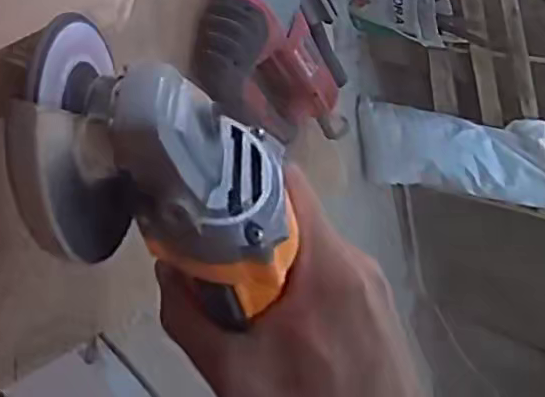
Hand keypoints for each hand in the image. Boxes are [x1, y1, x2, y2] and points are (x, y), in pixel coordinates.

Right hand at [159, 166, 419, 396]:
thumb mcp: (234, 376)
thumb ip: (188, 317)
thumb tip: (164, 267)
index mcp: (329, 265)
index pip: (287, 178)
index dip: (243, 168)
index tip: (207, 178)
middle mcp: (358, 261)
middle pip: (292, 206)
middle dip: (247, 213)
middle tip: (210, 233)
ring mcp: (374, 284)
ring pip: (308, 235)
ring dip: (272, 244)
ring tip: (237, 271)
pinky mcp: (380, 306)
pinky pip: (328, 263)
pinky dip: (297, 269)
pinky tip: (276, 303)